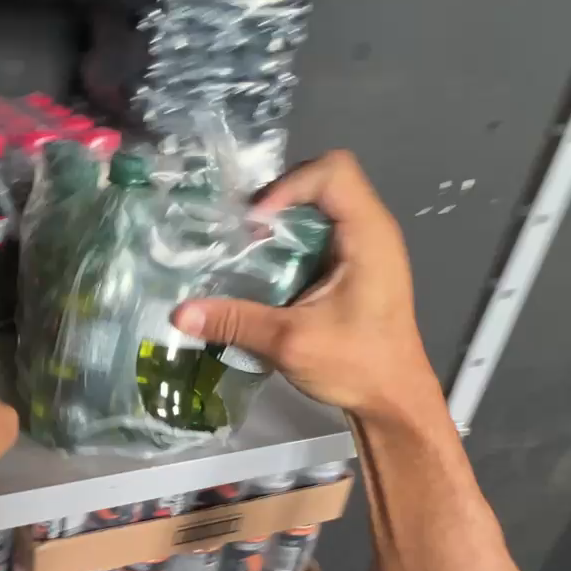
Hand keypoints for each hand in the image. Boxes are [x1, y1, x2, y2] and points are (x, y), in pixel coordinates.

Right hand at [170, 150, 443, 421]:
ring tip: (240, 251)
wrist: (392, 400)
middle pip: (319, 183)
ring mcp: (359, 250)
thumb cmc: (357, 365)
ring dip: (275, 227)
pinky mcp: (347, 270)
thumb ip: (235, 322)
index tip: (255, 222)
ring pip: (313, 211)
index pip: (333, 171)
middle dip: (273, 202)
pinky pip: (312, 239)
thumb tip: (179, 314)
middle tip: (237, 234)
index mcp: (368, 235)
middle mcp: (368, 231)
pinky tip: (257, 273)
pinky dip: (282, 247)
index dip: (288, 184)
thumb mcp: (290, 342)